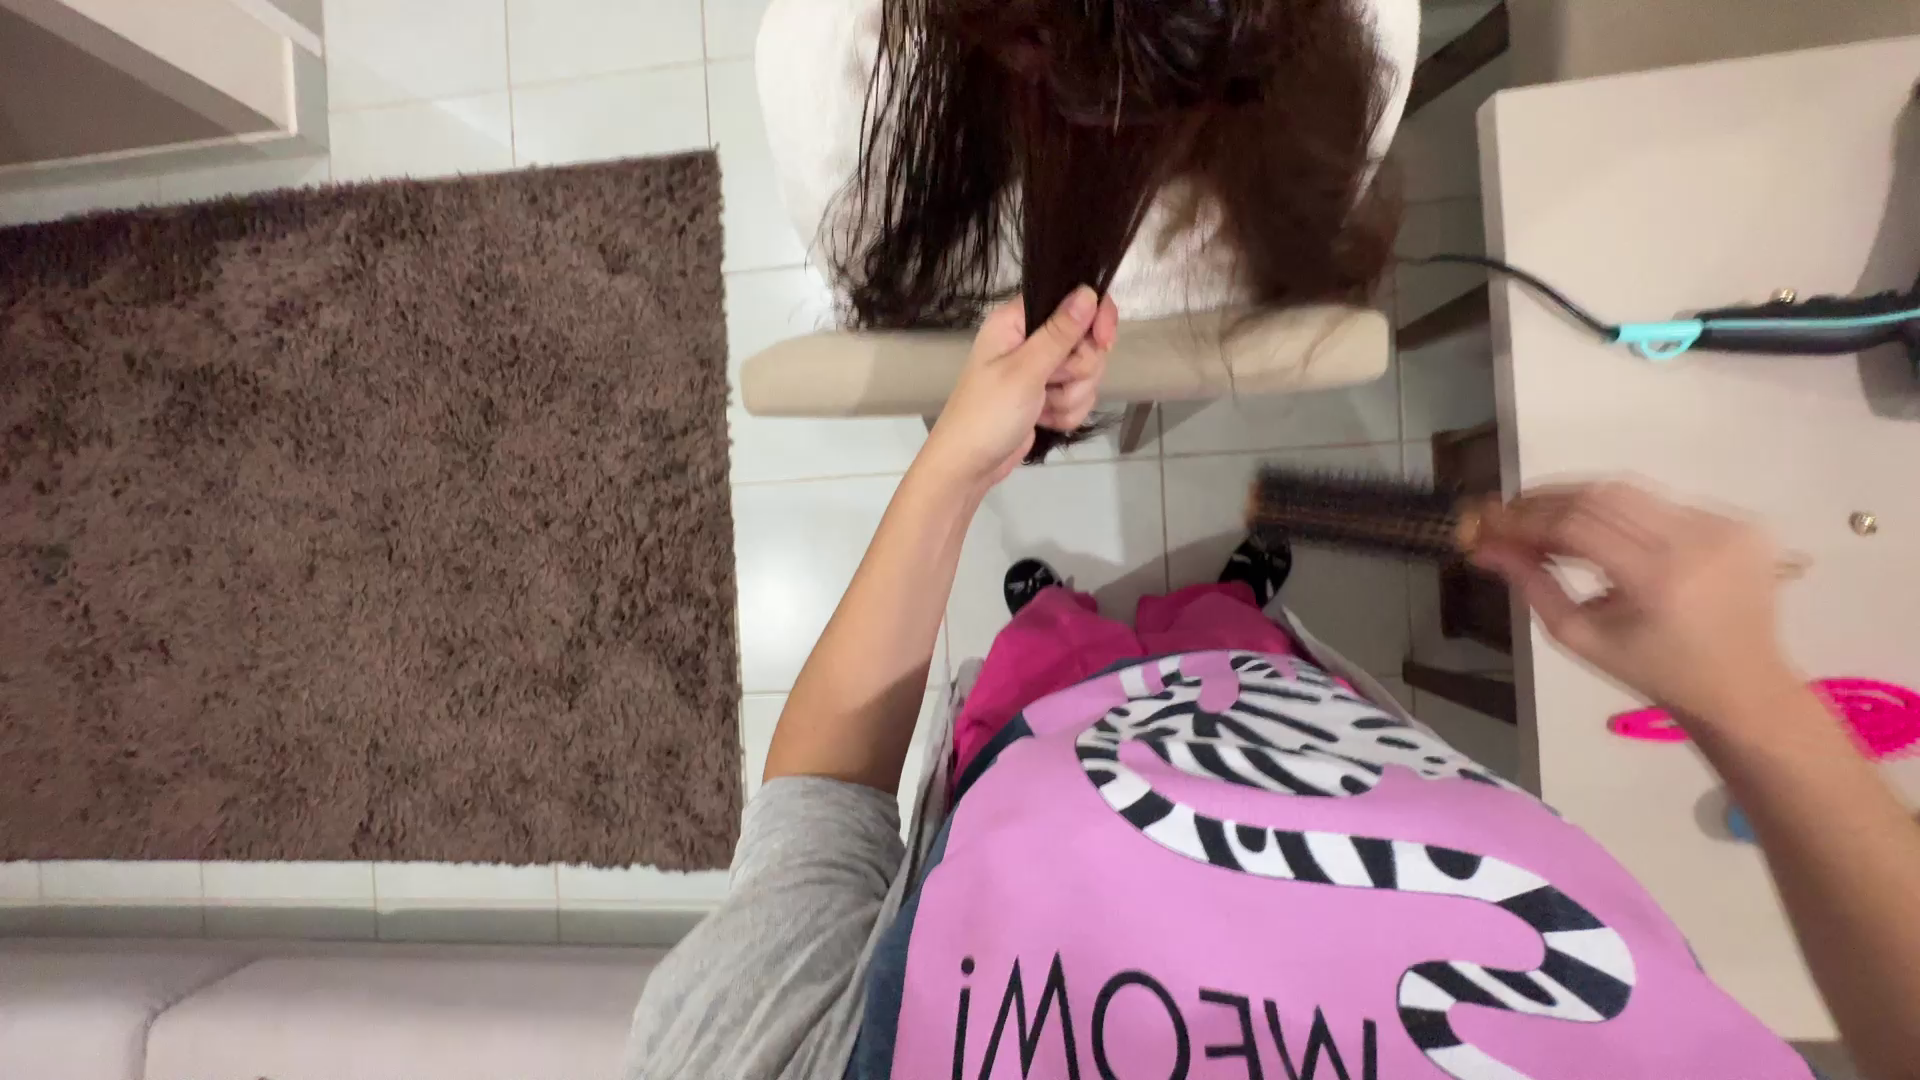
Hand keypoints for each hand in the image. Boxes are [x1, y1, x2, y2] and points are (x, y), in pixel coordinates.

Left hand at [918, 286, 1118, 490]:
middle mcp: (1030, 339)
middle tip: (1051, 384)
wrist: (969, 465)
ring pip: (1086, 373)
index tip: (1103, 340)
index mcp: (1017, 321)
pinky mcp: (1047, 396)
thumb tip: (1087, 292)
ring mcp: (1040, 370)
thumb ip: (1059, 333)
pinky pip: (1078, 396)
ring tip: (1042, 408)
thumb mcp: (1024, 371)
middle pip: (1086, 340)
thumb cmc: (987, 414)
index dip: (1094, 317)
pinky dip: (1066, 412)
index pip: (1071, 299)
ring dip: (1071, 396)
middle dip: (1078, 370)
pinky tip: (1044, 420)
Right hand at [1471, 481, 1799, 721]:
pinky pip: (1656, 503)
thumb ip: (1530, 585)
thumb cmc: (1651, 669)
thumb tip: (1485, 548)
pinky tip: (1591, 530)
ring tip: (1540, 520)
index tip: (1485, 522)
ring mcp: (1725, 527)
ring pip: (1626, 491)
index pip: (1575, 525)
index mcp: (1659, 579)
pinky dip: (1613, 511)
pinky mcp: (1738, 523)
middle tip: (1505, 514)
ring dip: (1574, 501)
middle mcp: (1698, 542)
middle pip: (1600, 497)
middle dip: (1543, 502)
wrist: (1743, 686)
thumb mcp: (1577, 635)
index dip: (1523, 519)